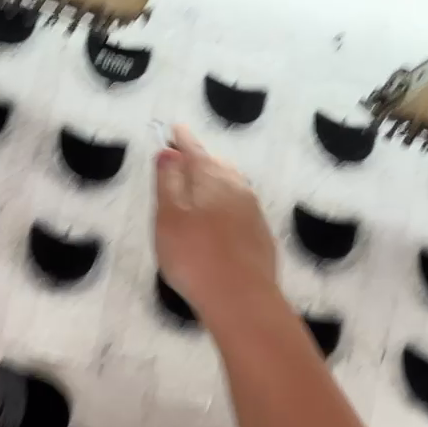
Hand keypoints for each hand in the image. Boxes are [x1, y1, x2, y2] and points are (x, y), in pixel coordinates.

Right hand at [154, 125, 278, 322]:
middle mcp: (236, 188)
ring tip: (199, 185)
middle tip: (183, 157)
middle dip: (199, 159)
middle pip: (215, 166)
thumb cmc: (194, 256)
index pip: (194, 150)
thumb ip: (168, 182)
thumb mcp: (168, 217)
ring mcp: (252, 211)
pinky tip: (218, 218)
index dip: (182, 139)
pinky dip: (225, 202)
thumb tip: (169, 152)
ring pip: (231, 185)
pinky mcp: (259, 234)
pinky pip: (239, 206)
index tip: (174, 128)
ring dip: (214, 180)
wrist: (241, 298)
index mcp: (211, 180)